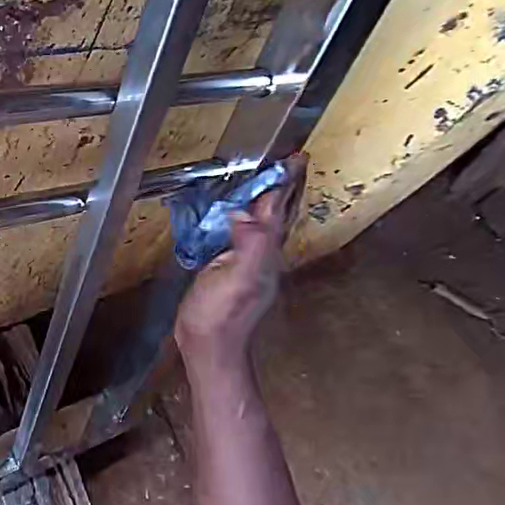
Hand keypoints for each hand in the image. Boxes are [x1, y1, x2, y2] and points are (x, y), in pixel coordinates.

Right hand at [174, 153, 306, 370]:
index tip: (294, 157)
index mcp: (266, 251)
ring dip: (270, 201)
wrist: (209, 347)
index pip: (279, 209)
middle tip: (291, 163)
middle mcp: (263, 254)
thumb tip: (246, 212)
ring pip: (265, 224)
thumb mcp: (236, 279)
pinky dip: (246, 217)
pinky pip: (245, 234)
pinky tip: (237, 213)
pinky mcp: (231, 270)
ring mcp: (249, 263)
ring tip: (270, 180)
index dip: (286, 183)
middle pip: (279, 214)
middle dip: (286, 188)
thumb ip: (249, 244)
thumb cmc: (219, 316)